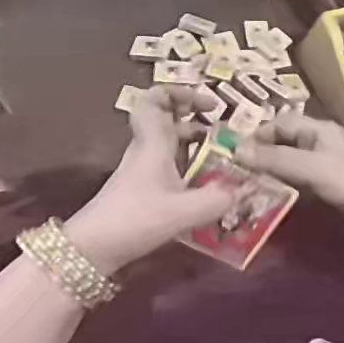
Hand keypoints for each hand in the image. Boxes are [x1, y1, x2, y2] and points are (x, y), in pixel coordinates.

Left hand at [63, 86, 236, 272]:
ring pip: (171, 145)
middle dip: (197, 121)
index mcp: (154, 143)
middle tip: (224, 133)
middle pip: (169, 120)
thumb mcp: (183, 211)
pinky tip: (209, 187)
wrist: (92, 249)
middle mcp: (148, 150)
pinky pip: (171, 167)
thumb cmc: (135, 219)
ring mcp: (143, 170)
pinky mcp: (143, 189)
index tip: (209, 105)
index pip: (155, 99)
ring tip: (224, 160)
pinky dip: (191, 169)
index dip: (180, 92)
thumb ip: (219, 199)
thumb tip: (251, 188)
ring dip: (196, 147)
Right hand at [234, 110, 343, 230]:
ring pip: (290, 159)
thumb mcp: (310, 166)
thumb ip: (274, 159)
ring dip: (271, 167)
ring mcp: (325, 161)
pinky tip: (271, 191)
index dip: (257, 134)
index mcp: (319, 128)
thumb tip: (236, 151)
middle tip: (237, 167)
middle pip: (284, 140)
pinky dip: (284, 180)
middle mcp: (321, 140)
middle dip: (261, 150)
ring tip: (248, 180)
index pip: (280, 122)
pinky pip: (299, 176)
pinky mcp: (329, 182)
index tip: (234, 150)